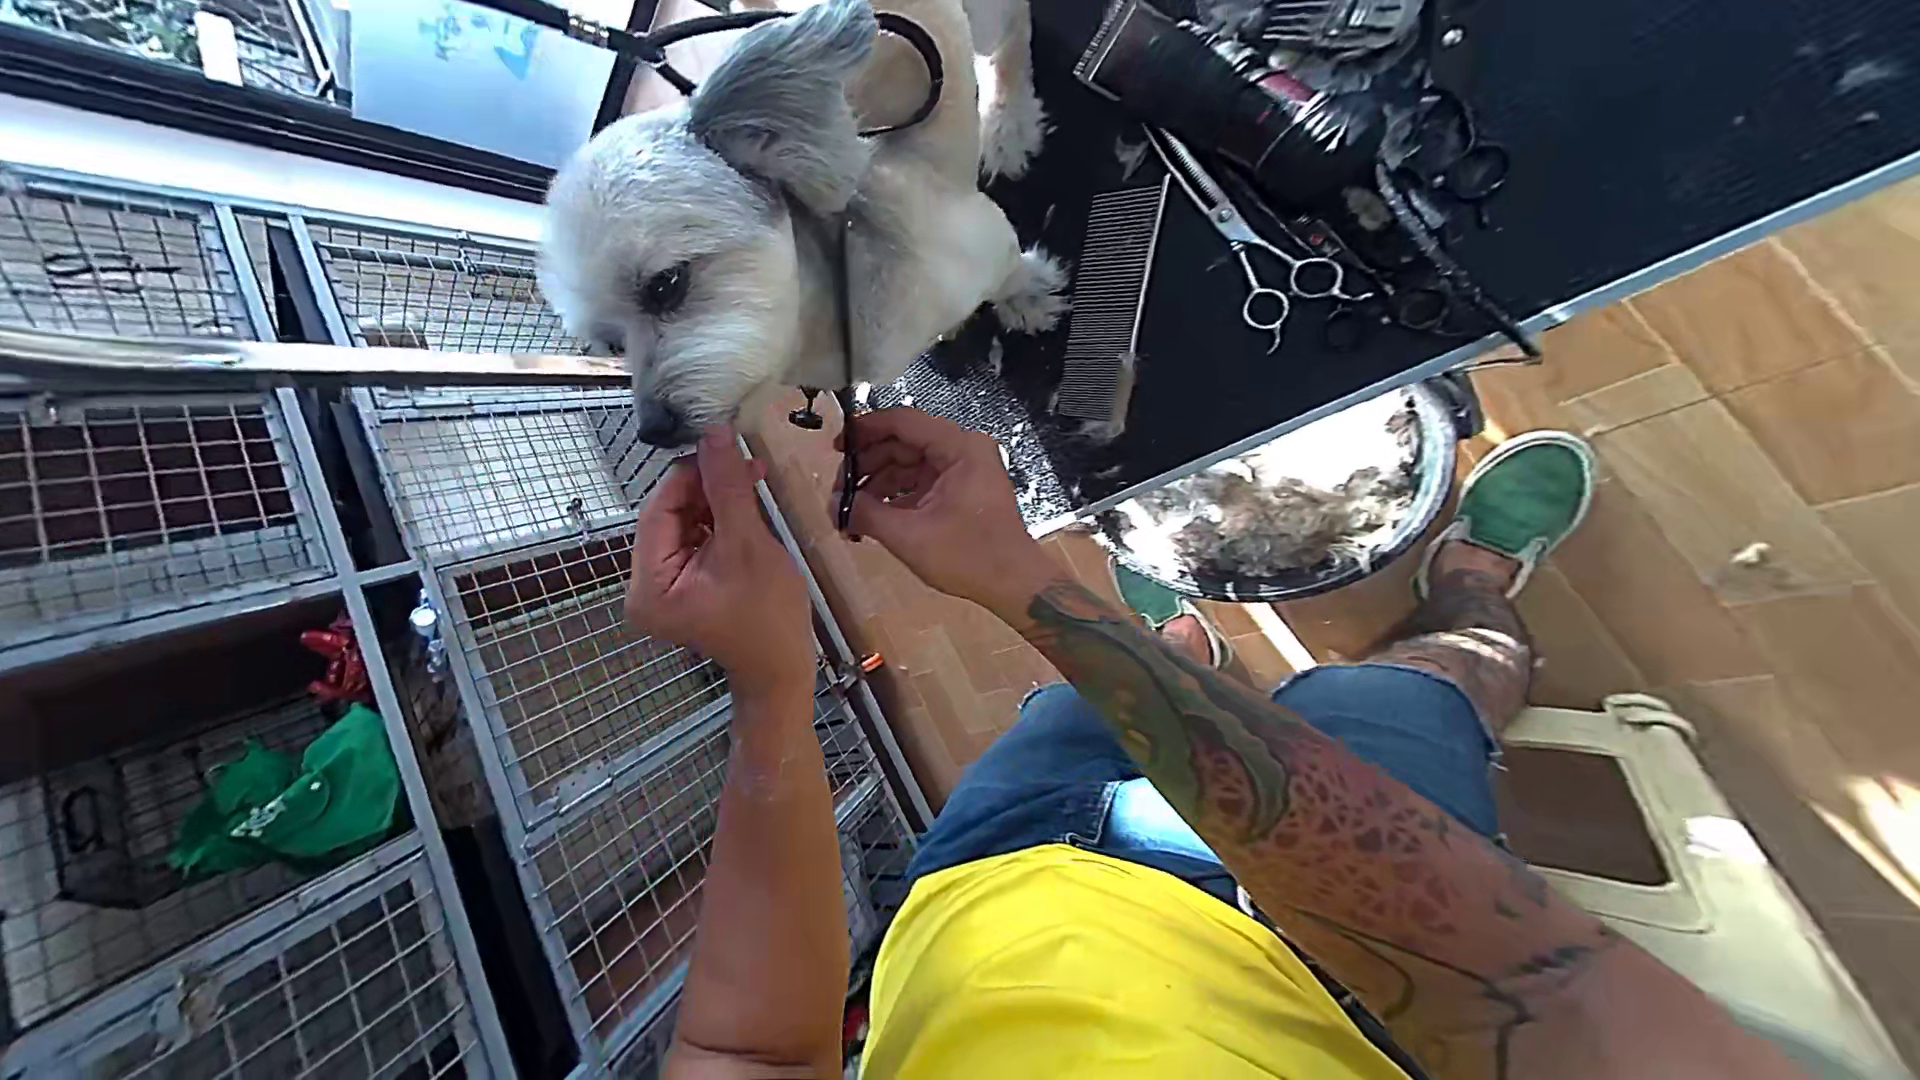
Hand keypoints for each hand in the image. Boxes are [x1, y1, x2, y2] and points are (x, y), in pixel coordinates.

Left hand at [628, 427, 813, 697]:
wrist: (785, 667)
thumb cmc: (769, 615)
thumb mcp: (748, 547)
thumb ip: (728, 489)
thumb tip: (715, 433)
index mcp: (647, 585)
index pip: (659, 510)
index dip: (690, 475)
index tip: (723, 447)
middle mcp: (645, 586)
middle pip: (672, 517)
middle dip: (709, 489)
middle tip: (746, 464)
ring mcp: (665, 588)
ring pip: (688, 525)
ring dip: (719, 501)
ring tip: (752, 480)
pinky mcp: (687, 587)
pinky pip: (699, 541)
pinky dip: (722, 522)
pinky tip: (747, 506)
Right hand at [835, 408, 1058, 619]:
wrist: (1012, 583)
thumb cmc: (969, 558)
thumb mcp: (910, 536)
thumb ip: (867, 514)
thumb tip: (835, 506)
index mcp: (960, 448)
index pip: (903, 422)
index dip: (864, 431)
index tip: (837, 447)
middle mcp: (964, 451)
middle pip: (903, 443)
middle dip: (867, 466)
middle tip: (839, 491)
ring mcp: (963, 470)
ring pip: (909, 465)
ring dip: (878, 485)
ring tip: (850, 511)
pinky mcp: (960, 490)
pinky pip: (921, 482)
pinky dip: (896, 497)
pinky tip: (872, 516)